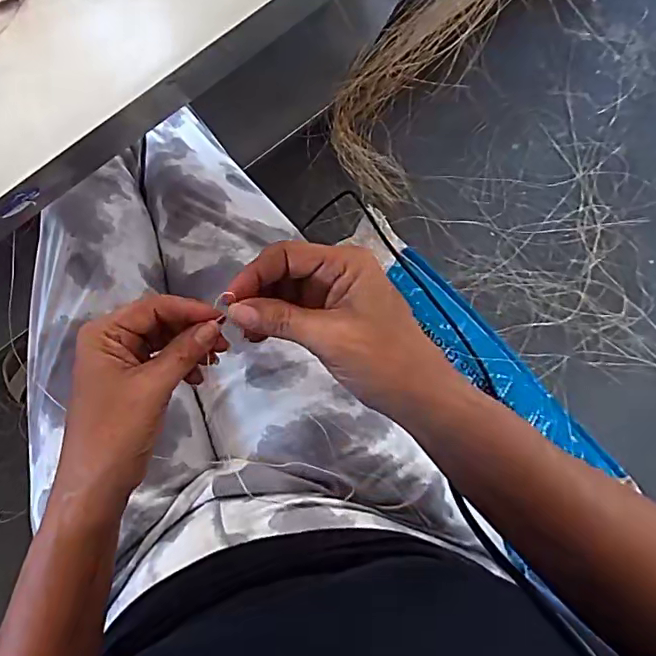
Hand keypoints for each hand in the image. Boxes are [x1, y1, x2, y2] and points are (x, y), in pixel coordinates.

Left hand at [53, 295, 227, 514]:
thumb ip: (183, 352)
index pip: (150, 307)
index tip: (222, 318)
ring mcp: (114, 360)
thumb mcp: (152, 387)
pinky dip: (177, 364)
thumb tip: (212, 325)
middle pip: (154, 321)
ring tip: (214, 361)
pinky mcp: (125, 380)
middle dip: (189, 329)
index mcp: (102, 332)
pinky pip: (155, 361)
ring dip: (186, 347)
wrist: (95, 482)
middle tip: (224, 343)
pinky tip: (196, 376)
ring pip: (158, 341)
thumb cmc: (117, 430)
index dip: (187, 309)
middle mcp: (105, 339)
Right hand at [221, 241, 457, 414]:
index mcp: (344, 263)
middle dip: (255, 291)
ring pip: (282, 289)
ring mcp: (333, 293)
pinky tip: (259, 335)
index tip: (230, 301)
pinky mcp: (329, 314)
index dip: (253, 274)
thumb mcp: (328, 337)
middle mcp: (337, 270)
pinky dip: (272, 319)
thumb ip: (278, 319)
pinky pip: (291, 308)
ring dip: (260, 307)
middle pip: (281, 270)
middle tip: (233, 318)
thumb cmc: (385, 361)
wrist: (425, 400)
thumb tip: (233, 310)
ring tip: (245, 331)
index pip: (285, 255)